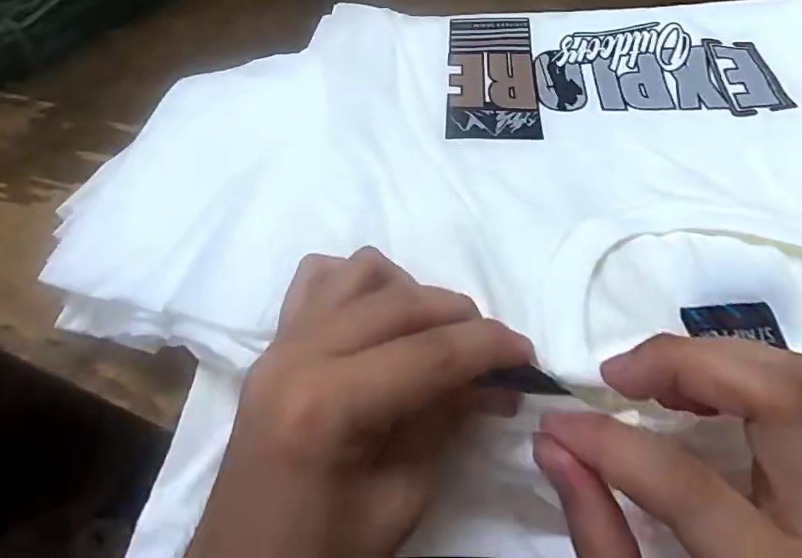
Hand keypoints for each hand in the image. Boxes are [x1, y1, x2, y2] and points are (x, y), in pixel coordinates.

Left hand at [186, 247, 533, 557]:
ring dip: (410, 292)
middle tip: (496, 350)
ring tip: (434, 334)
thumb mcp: (399, 500)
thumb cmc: (322, 550)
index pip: (427, 354)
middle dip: (459, 316)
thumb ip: (444, 424)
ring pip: (360, 272)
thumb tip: (490, 379)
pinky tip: (378, 317)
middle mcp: (299, 353)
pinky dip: (359, 283)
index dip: (487, 347)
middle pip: (399, 303)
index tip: (528, 353)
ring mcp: (280, 339)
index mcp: (328, 405)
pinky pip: (319, 277)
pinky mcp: (273, 339)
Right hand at [533, 335, 801, 557]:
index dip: (610, 442)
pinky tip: (684, 397)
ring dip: (711, 360)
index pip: (690, 483)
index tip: (557, 424)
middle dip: (688, 362)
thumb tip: (552, 444)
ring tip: (648, 381)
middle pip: (785, 394)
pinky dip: (730, 375)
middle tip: (618, 377)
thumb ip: (600, 534)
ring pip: (796, 380)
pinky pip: (794, 400)